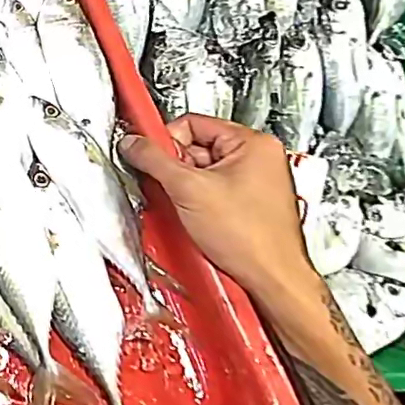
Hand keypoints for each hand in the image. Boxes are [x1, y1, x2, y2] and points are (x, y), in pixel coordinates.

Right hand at [119, 114, 323, 310]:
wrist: (272, 281)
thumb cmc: (251, 238)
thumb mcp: (187, 188)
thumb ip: (152, 158)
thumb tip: (132, 142)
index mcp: (253, 144)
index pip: (190, 123)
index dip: (166, 140)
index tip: (150, 154)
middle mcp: (258, 159)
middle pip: (191, 147)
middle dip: (173, 167)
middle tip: (173, 186)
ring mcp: (253, 181)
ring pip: (196, 169)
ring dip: (181, 186)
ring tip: (187, 205)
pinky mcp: (245, 201)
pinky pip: (205, 187)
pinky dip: (191, 198)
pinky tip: (194, 214)